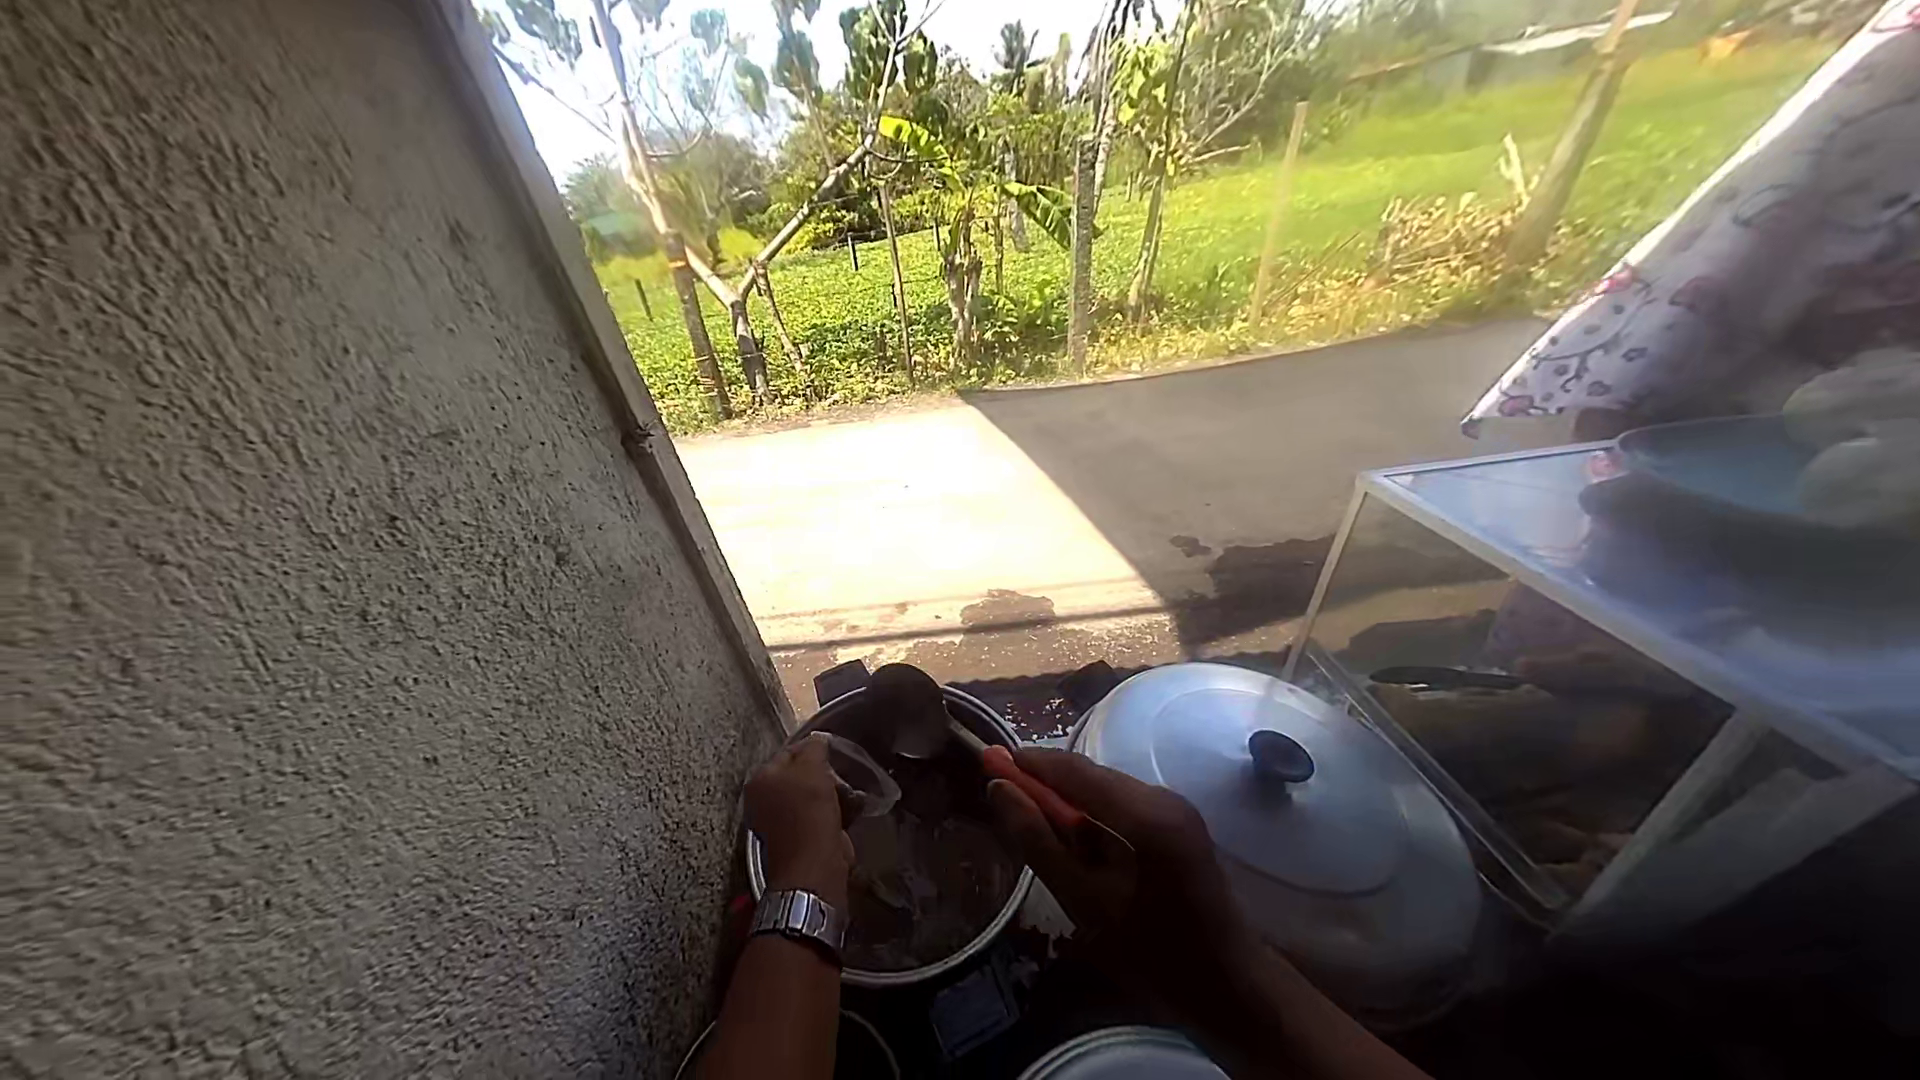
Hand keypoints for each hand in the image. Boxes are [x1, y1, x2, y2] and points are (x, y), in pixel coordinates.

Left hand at [746, 733, 852, 906]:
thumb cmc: (809, 809)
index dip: (813, 749)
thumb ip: (814, 747)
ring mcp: (782, 821)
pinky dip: (835, 810)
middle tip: (841, 774)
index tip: (834, 752)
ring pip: (813, 794)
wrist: (816, 862)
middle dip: (824, 773)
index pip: (789, 752)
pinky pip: (820, 813)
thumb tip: (817, 740)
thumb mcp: (812, 767)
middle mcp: (765, 800)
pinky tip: (850, 808)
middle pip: (801, 774)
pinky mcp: (801, 837)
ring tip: (848, 793)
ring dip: (833, 791)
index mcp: (760, 781)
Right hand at [986, 748, 1260, 1006]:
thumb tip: (998, 788)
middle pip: (1090, 774)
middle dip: (1048, 781)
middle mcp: (1162, 796)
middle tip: (1008, 795)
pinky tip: (1079, 839)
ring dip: (1070, 797)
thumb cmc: (1153, 953)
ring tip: (1040, 823)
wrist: (1229, 985)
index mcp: (1144, 815)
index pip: (1074, 770)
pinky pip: (1123, 800)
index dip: (1030, 762)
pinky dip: (1094, 809)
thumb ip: (1038, 840)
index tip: (991, 761)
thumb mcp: (1083, 901)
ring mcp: (1175, 804)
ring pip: (1105, 785)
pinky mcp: (1178, 817)